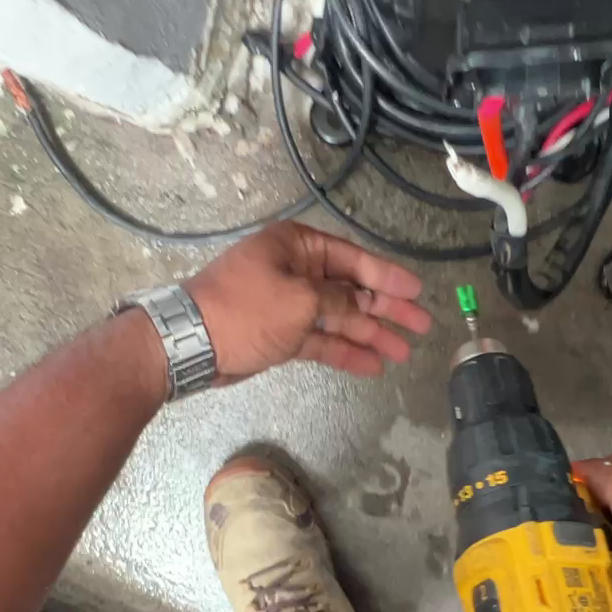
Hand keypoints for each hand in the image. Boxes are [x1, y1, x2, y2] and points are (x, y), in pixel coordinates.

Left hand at [184, 223, 432, 380]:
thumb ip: (339, 300)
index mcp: (299, 247)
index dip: (389, 278)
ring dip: (370, 335)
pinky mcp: (283, 334)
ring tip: (403, 353)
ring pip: (340, 318)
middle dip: (386, 310)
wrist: (191, 344)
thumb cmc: (246, 309)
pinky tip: (372, 364)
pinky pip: (322, 340)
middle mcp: (297, 271)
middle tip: (421, 326)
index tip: (418, 292)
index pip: (354, 260)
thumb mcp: (300, 299)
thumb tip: (363, 304)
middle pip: (352, 290)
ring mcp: (290, 305)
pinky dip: (344, 351)